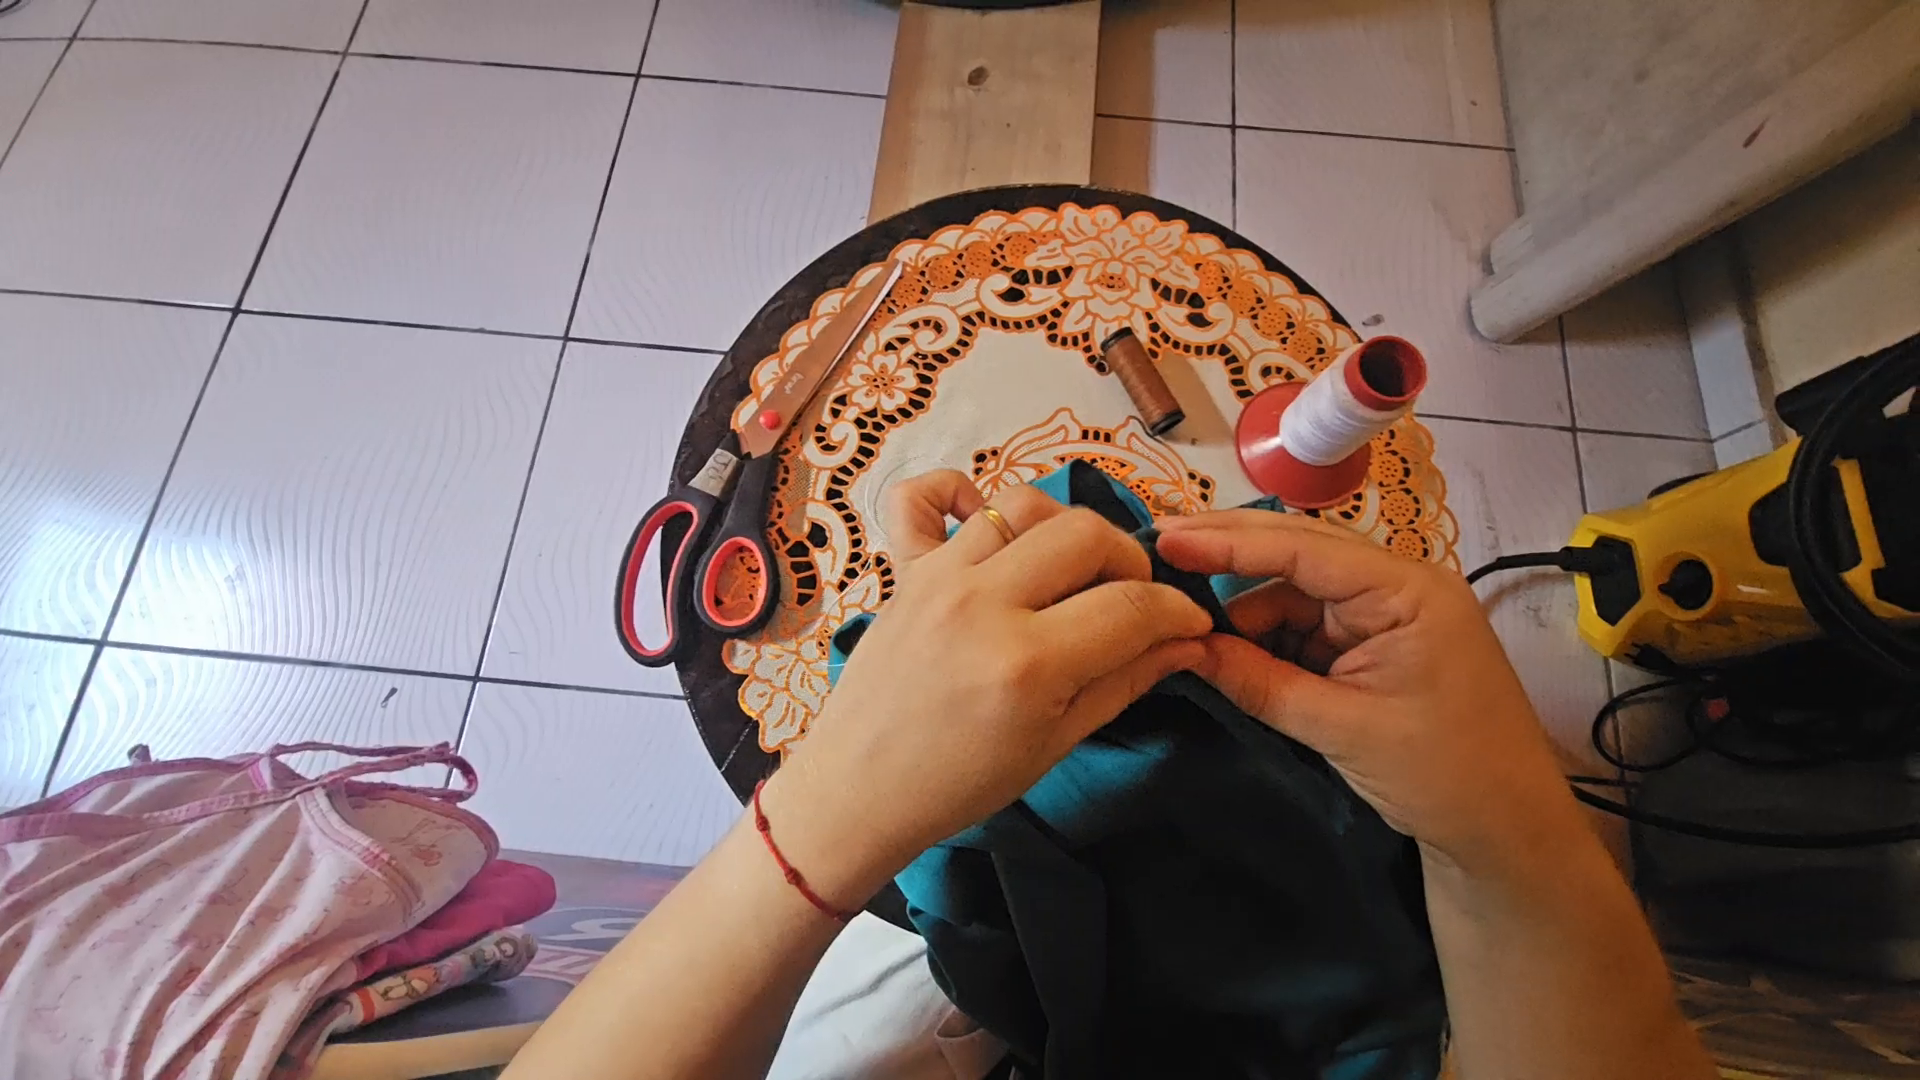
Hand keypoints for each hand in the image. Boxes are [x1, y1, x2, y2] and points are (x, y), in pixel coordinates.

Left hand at [761, 470, 1212, 908]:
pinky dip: (954, 491)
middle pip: (1086, 534)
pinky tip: (978, 516)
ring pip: (1022, 505)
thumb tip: (1188, 641)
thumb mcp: (1056, 743)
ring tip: (1068, 569)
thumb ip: (1125, 681)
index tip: (1189, 622)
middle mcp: (983, 601)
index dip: (1177, 610)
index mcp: (1029, 662)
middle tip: (1131, 597)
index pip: (1131, 605)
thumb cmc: (961, 783)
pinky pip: (920, 498)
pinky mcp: (903, 570)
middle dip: (1130, 560)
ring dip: (1063, 528)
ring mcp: (937, 576)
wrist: (861, 788)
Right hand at [1156, 510, 1582, 873]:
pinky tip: (1223, 647)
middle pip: (1295, 552)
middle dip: (1228, 552)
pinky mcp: (1367, 641)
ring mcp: (1379, 613)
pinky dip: (1260, 637)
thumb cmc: (1444, 777)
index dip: (1228, 542)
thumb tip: (1182, 646)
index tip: (1166, 539)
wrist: (1508, 837)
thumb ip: (1256, 680)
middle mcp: (1392, 586)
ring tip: (1185, 620)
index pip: (1302, 548)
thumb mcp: (1340, 728)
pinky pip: (1299, 624)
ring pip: (1290, 590)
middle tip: (1161, 546)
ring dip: (1240, 608)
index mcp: (1406, 591)